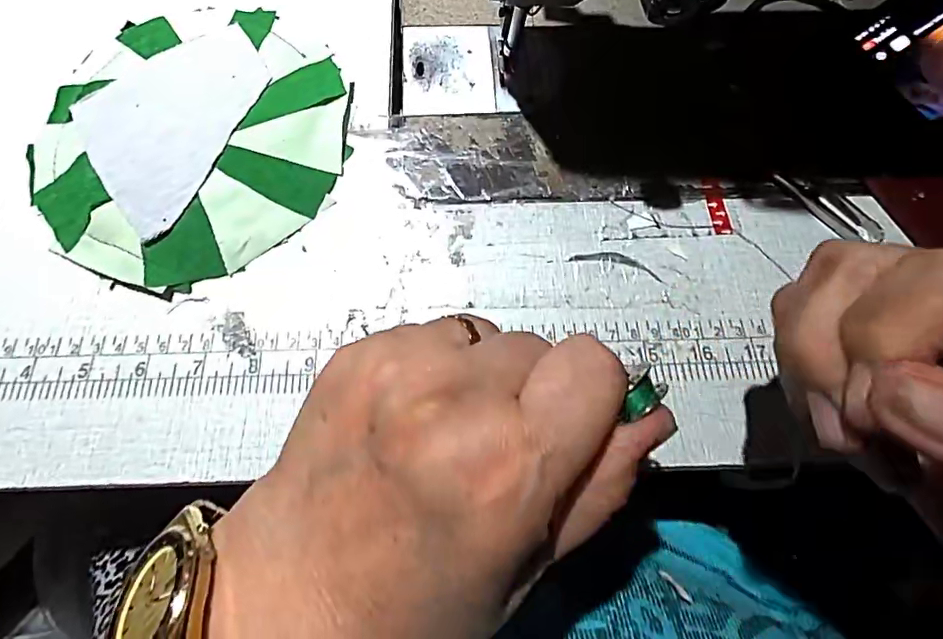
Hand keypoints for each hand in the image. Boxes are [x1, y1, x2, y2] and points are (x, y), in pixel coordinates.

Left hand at [206, 316, 675, 638]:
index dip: (593, 395)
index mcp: (506, 465)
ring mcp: (399, 368)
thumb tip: (653, 416)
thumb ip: (604, 483)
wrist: (289, 601)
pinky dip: (438, 368)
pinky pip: (438, 334)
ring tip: (446, 433)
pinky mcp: (361, 351)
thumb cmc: (415, 607)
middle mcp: (453, 403)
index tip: (571, 423)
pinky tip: (410, 418)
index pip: (597, 363)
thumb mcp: (529, 563)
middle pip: (544, 346)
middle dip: (534, 390)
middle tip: (496, 446)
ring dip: (484, 375)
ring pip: (492, 335)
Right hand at [772, 243, 942, 638]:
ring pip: (833, 283)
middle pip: (877, 268)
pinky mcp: (899, 364)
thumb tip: (893, 394)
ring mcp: (942, 331)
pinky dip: (808, 377)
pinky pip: (817, 330)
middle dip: (843, 349)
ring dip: (814, 356)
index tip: (877, 413)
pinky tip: (853, 436)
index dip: (898, 328)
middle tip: (864, 435)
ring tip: (854, 435)